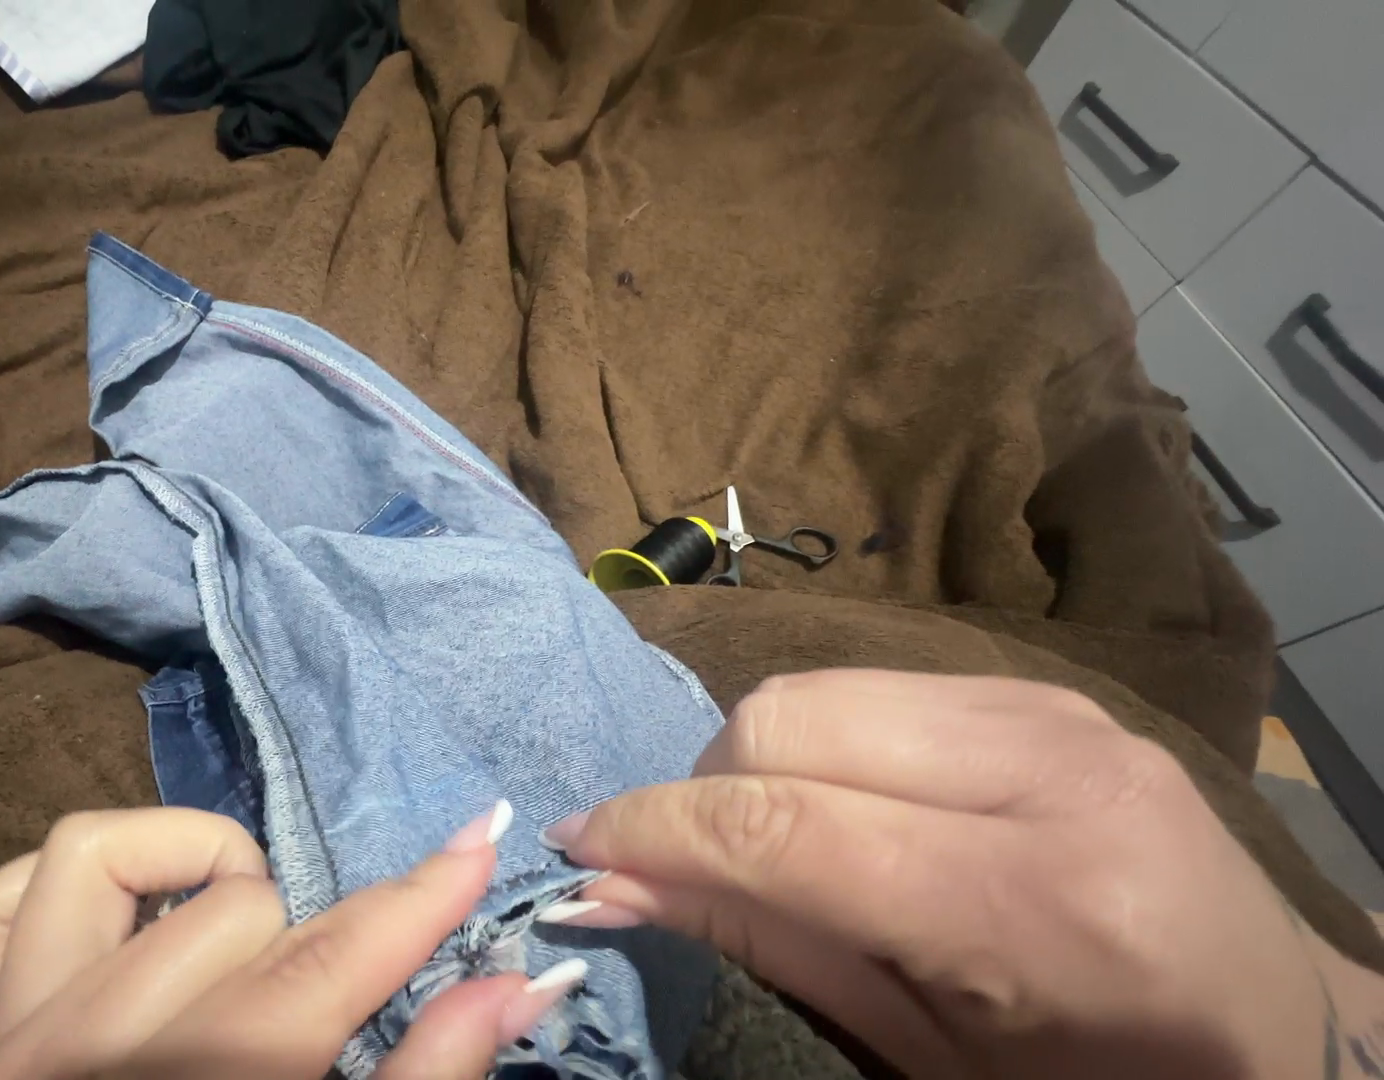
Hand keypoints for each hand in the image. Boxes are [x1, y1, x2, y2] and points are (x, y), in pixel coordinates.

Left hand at [0, 804, 582, 1079]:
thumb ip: (428, 1075)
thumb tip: (517, 984)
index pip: (331, 962)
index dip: (420, 895)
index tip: (479, 837)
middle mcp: (86, 1047)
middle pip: (236, 912)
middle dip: (307, 948)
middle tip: (323, 1011)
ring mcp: (11, 1035)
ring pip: (106, 855)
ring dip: (199, 882)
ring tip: (236, 946)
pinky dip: (72, 889)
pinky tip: (127, 924)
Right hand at [537, 669, 1342, 1078]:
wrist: (1282, 1031)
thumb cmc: (1089, 1079)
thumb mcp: (917, 1051)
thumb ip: (754, 941)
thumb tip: (605, 886)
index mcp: (1048, 905)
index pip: (787, 826)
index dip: (658, 829)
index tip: (578, 844)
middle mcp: (1050, 771)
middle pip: (781, 723)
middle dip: (701, 790)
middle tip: (696, 859)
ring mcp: (1043, 706)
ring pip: (802, 690)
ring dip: (747, 762)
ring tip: (774, 834)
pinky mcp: (1023, 683)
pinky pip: (847, 685)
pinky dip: (801, 741)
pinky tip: (835, 797)